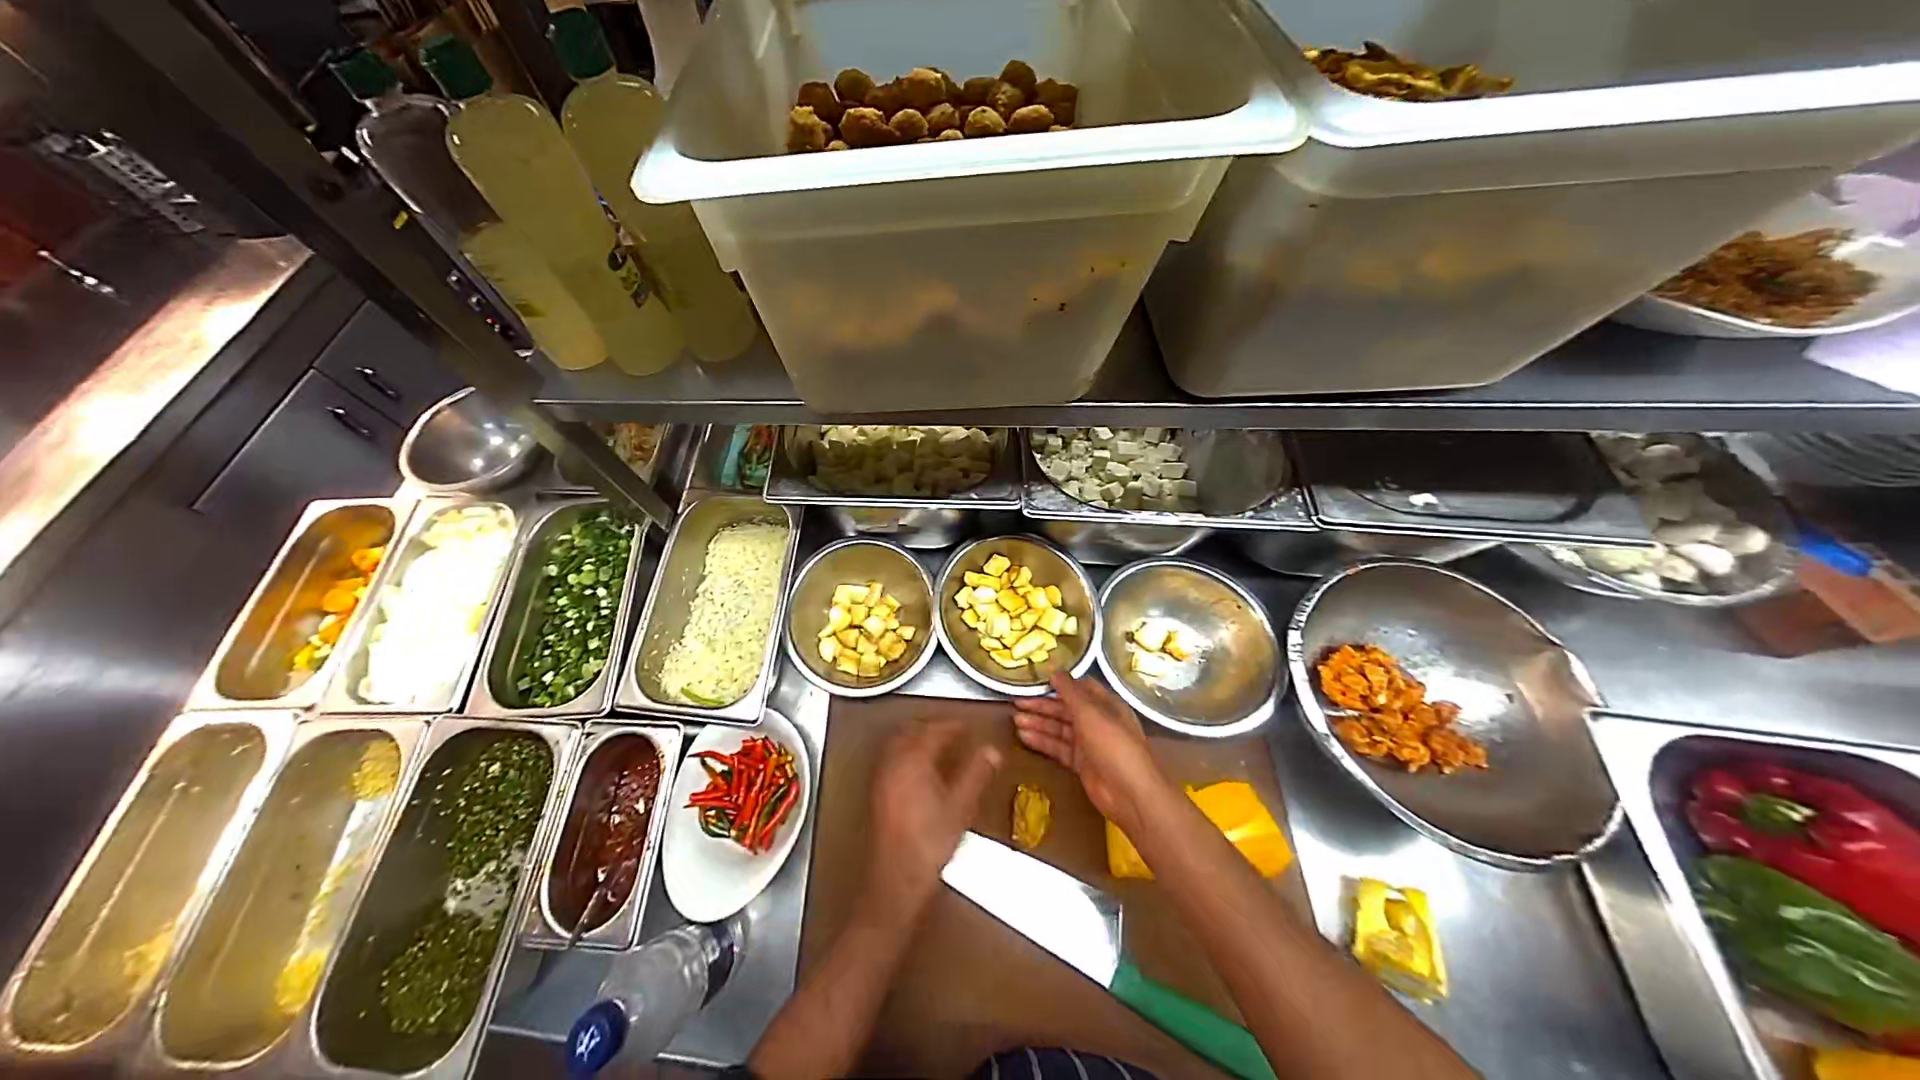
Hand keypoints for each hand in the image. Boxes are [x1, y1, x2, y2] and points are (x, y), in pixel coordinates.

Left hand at [863, 718, 1001, 919]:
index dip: (952, 725)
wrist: (896, 878)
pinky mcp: (878, 794)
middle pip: (911, 731)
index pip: (934, 730)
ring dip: (917, 738)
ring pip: (898, 744)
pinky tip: (920, 770)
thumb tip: (991, 752)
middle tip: (951, 731)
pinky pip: (892, 759)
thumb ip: (976, 774)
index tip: (966, 727)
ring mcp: (882, 779)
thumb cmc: (928, 844)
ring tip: (938, 746)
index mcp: (913, 761)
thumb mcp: (961, 807)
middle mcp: (893, 765)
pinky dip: (908, 754)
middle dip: (932, 727)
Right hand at [1013, 673, 1170, 830]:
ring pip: (1059, 729)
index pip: (1079, 688)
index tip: (1035, 681)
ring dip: (1038, 723)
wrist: (1129, 792)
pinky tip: (1024, 737)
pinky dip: (1042, 742)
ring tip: (1015, 720)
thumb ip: (1070, 692)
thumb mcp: (1090, 712)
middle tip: (1016, 702)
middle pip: (1065, 709)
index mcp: (1105, 704)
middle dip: (1042, 706)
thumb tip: (1055, 671)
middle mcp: (1097, 721)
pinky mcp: (1080, 764)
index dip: (1059, 684)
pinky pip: (1058, 748)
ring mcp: (1088, 743)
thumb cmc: (1113, 744)